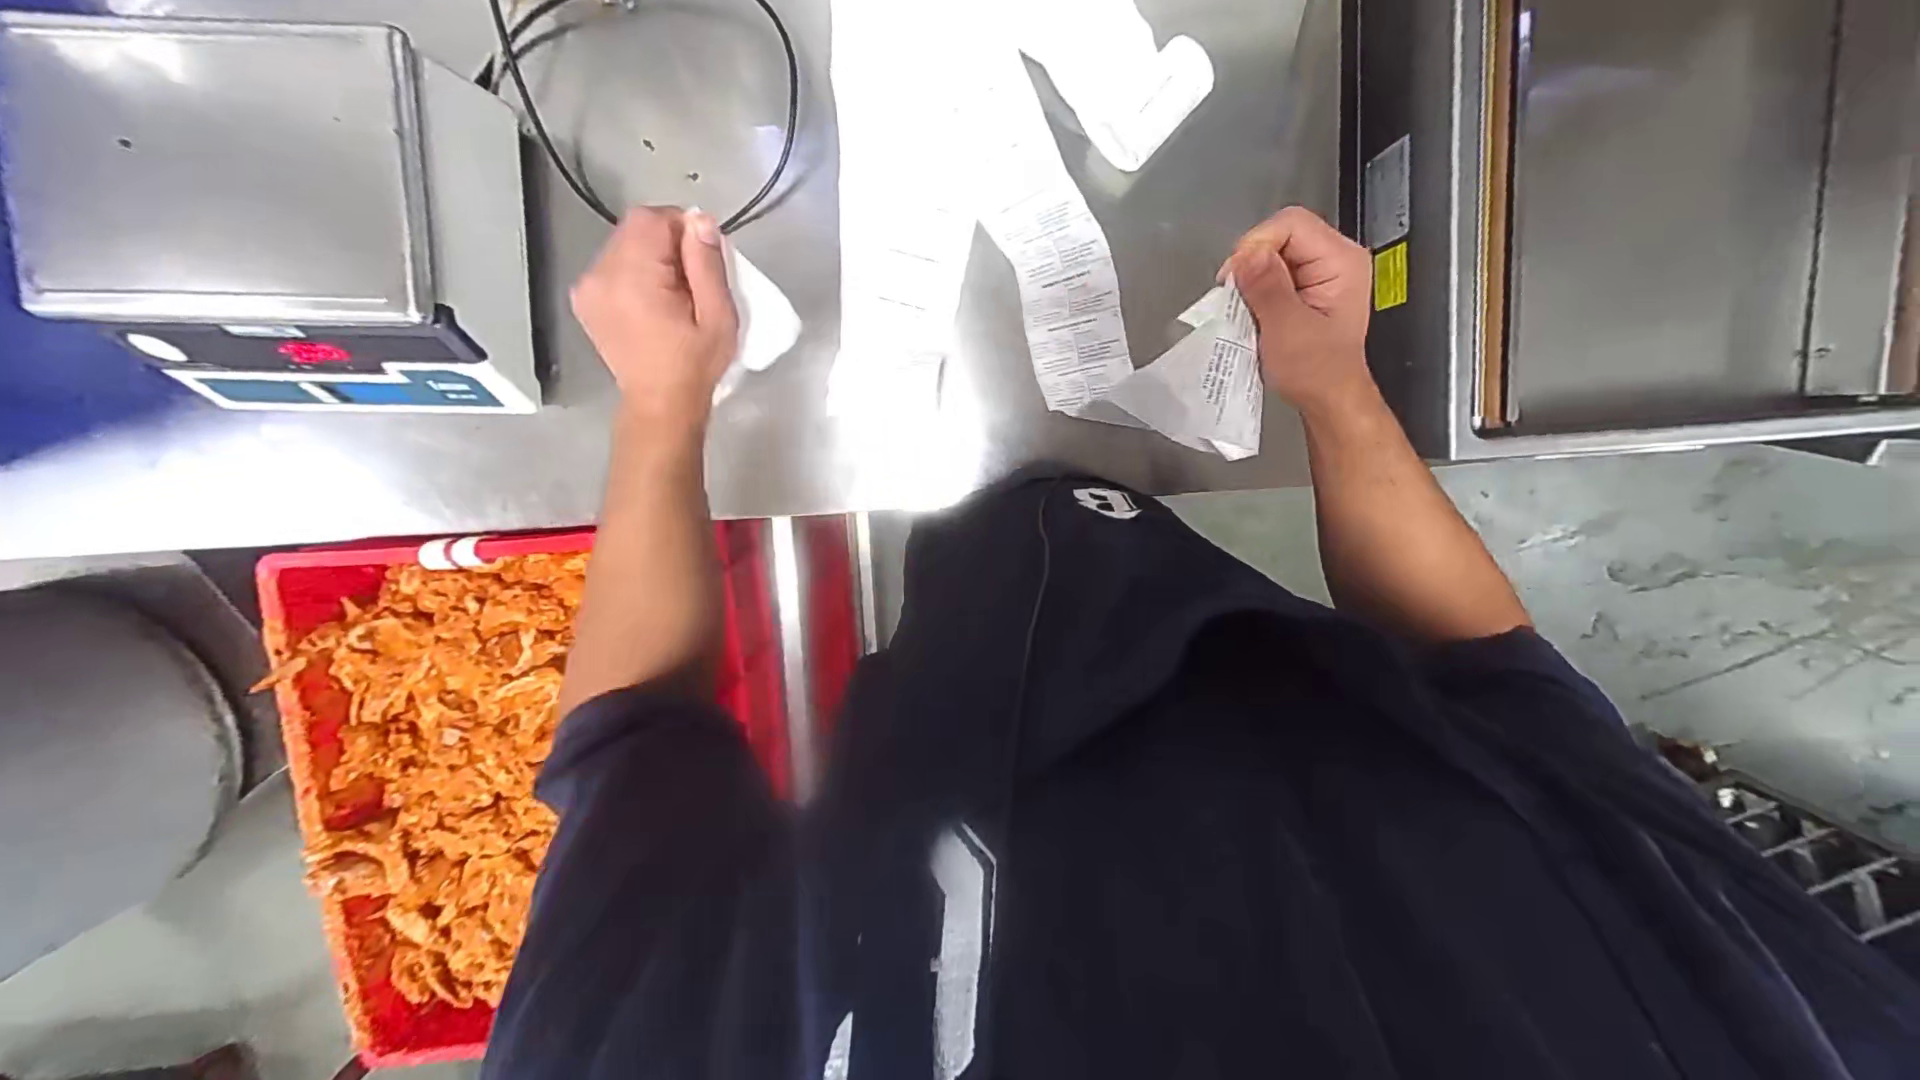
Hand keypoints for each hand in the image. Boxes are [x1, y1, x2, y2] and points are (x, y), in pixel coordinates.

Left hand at [571, 206, 738, 439]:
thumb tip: (699, 220)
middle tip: (693, 283)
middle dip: (668, 245)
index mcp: (633, 276)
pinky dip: (636, 274)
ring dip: (652, 259)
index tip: (704, 260)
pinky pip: (613, 266)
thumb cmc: (695, 365)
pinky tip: (653, 305)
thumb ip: (708, 264)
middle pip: (635, 229)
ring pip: (624, 246)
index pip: (652, 218)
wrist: (660, 405)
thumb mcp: (718, 316)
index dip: (683, 229)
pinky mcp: (585, 299)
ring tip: (674, 297)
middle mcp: (600, 274)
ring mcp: (587, 287)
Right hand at [1220, 206, 1374, 413]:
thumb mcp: (1286, 328)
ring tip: (1246, 310)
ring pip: (1272, 255)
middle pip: (1280, 235)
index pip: (1290, 224)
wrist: (1327, 397)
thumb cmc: (1316, 370)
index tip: (1235, 278)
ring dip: (1250, 280)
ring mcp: (1319, 274)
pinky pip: (1271, 274)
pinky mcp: (1304, 288)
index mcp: (1341, 261)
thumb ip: (1266, 287)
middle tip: (1236, 297)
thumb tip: (1246, 254)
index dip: (1256, 246)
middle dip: (1250, 263)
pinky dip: (1254, 291)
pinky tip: (1252, 312)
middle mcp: (1334, 260)